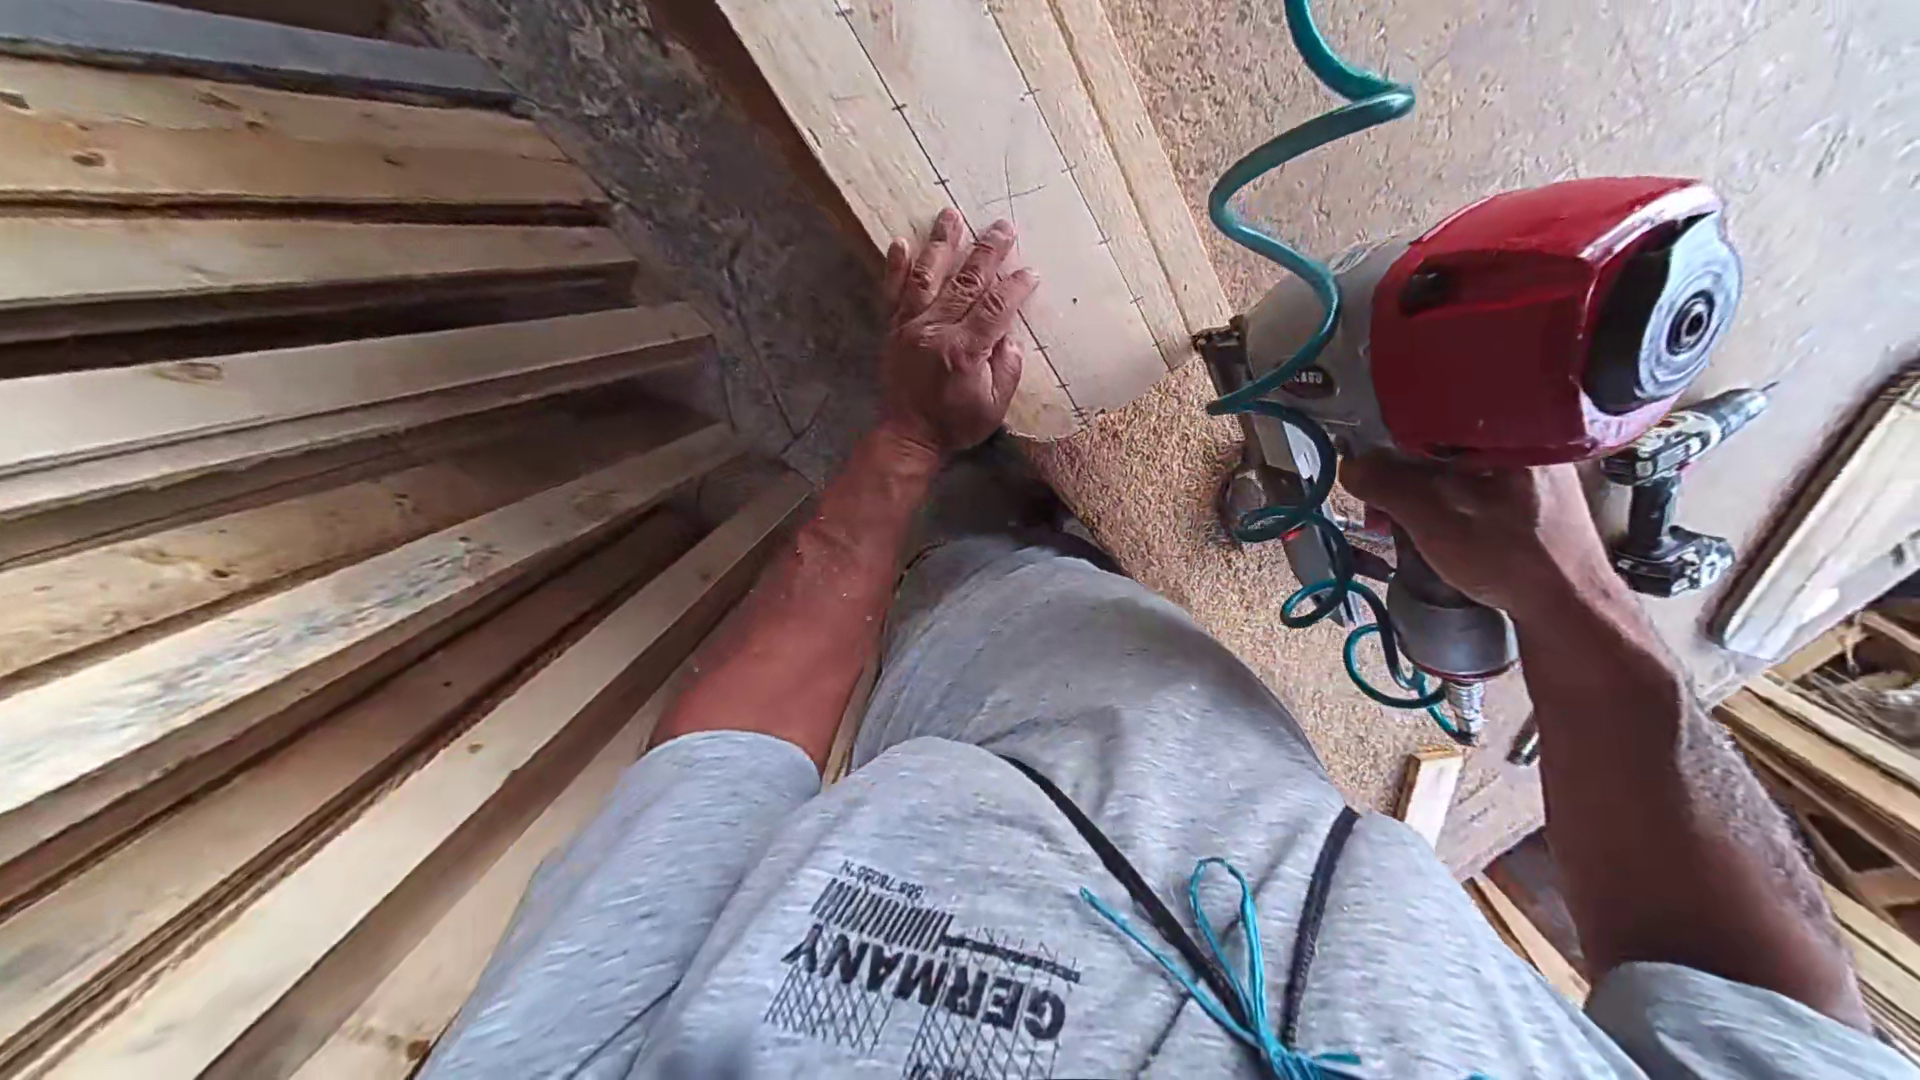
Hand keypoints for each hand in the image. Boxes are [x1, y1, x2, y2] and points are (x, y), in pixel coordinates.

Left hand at [876, 208, 1038, 457]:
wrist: (908, 435)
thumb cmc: (955, 424)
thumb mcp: (995, 405)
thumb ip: (1007, 366)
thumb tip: (1009, 333)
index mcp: (966, 351)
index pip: (997, 307)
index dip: (1015, 287)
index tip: (1030, 273)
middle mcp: (937, 331)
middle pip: (966, 282)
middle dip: (987, 252)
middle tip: (1002, 227)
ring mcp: (911, 327)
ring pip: (928, 277)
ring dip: (941, 244)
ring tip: (950, 215)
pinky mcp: (893, 331)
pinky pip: (893, 294)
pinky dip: (896, 268)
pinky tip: (901, 243)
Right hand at [1339, 456, 1618, 621]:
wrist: (1565, 607)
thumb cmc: (1509, 558)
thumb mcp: (1433, 518)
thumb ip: (1387, 485)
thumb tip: (1349, 464)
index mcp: (1511, 434)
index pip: (1434, 417)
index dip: (1390, 439)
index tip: (1365, 466)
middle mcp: (1522, 444)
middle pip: (1437, 445)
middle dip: (1398, 476)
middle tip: (1378, 508)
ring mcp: (1524, 472)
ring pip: (1448, 470)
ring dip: (1413, 495)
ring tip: (1396, 525)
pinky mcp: (1521, 498)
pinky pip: (1464, 488)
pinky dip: (1436, 505)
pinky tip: (1425, 528)